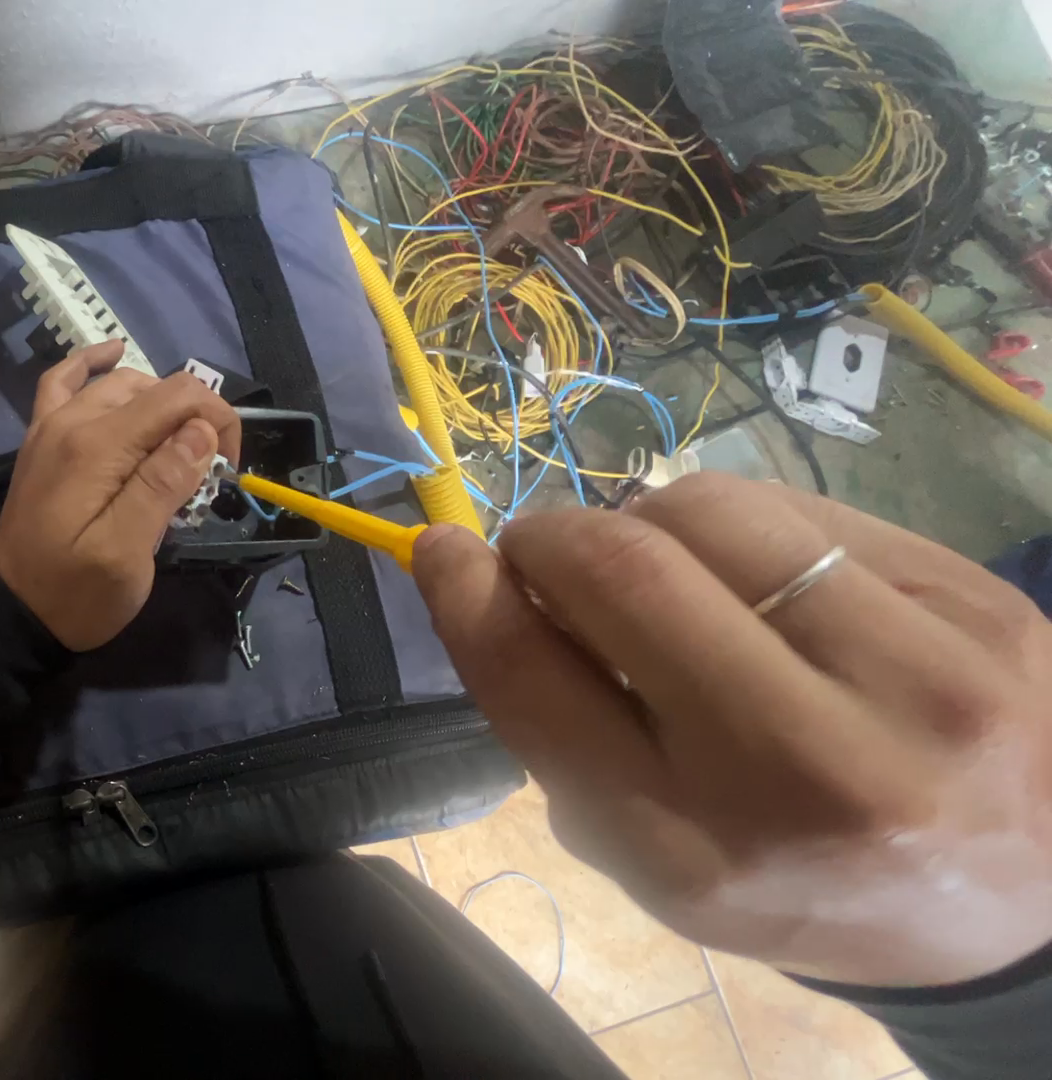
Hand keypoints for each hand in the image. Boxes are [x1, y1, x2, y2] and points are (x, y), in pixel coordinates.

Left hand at [0, 341, 240, 651]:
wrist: (12, 614)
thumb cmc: (76, 594)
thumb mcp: (127, 554)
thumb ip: (162, 486)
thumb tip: (201, 431)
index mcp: (97, 446)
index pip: (177, 397)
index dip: (217, 422)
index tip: (228, 470)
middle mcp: (71, 421)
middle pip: (152, 387)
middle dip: (193, 417)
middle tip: (207, 472)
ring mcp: (50, 426)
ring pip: (119, 384)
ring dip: (159, 404)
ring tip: (177, 450)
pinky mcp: (41, 440)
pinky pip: (63, 382)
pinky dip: (92, 364)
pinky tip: (114, 354)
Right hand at [414, 473, 1051, 987]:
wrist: (1013, 906)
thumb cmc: (770, 874)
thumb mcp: (628, 838)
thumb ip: (543, 715)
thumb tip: (481, 578)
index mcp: (684, 844)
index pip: (530, 675)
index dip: (462, 591)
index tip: (438, 549)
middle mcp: (804, 765)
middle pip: (616, 571)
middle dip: (543, 538)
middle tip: (535, 553)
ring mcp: (921, 679)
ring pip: (701, 510)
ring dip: (632, 520)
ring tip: (649, 567)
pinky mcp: (990, 607)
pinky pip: (790, 504)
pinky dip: (719, 520)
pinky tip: (738, 572)